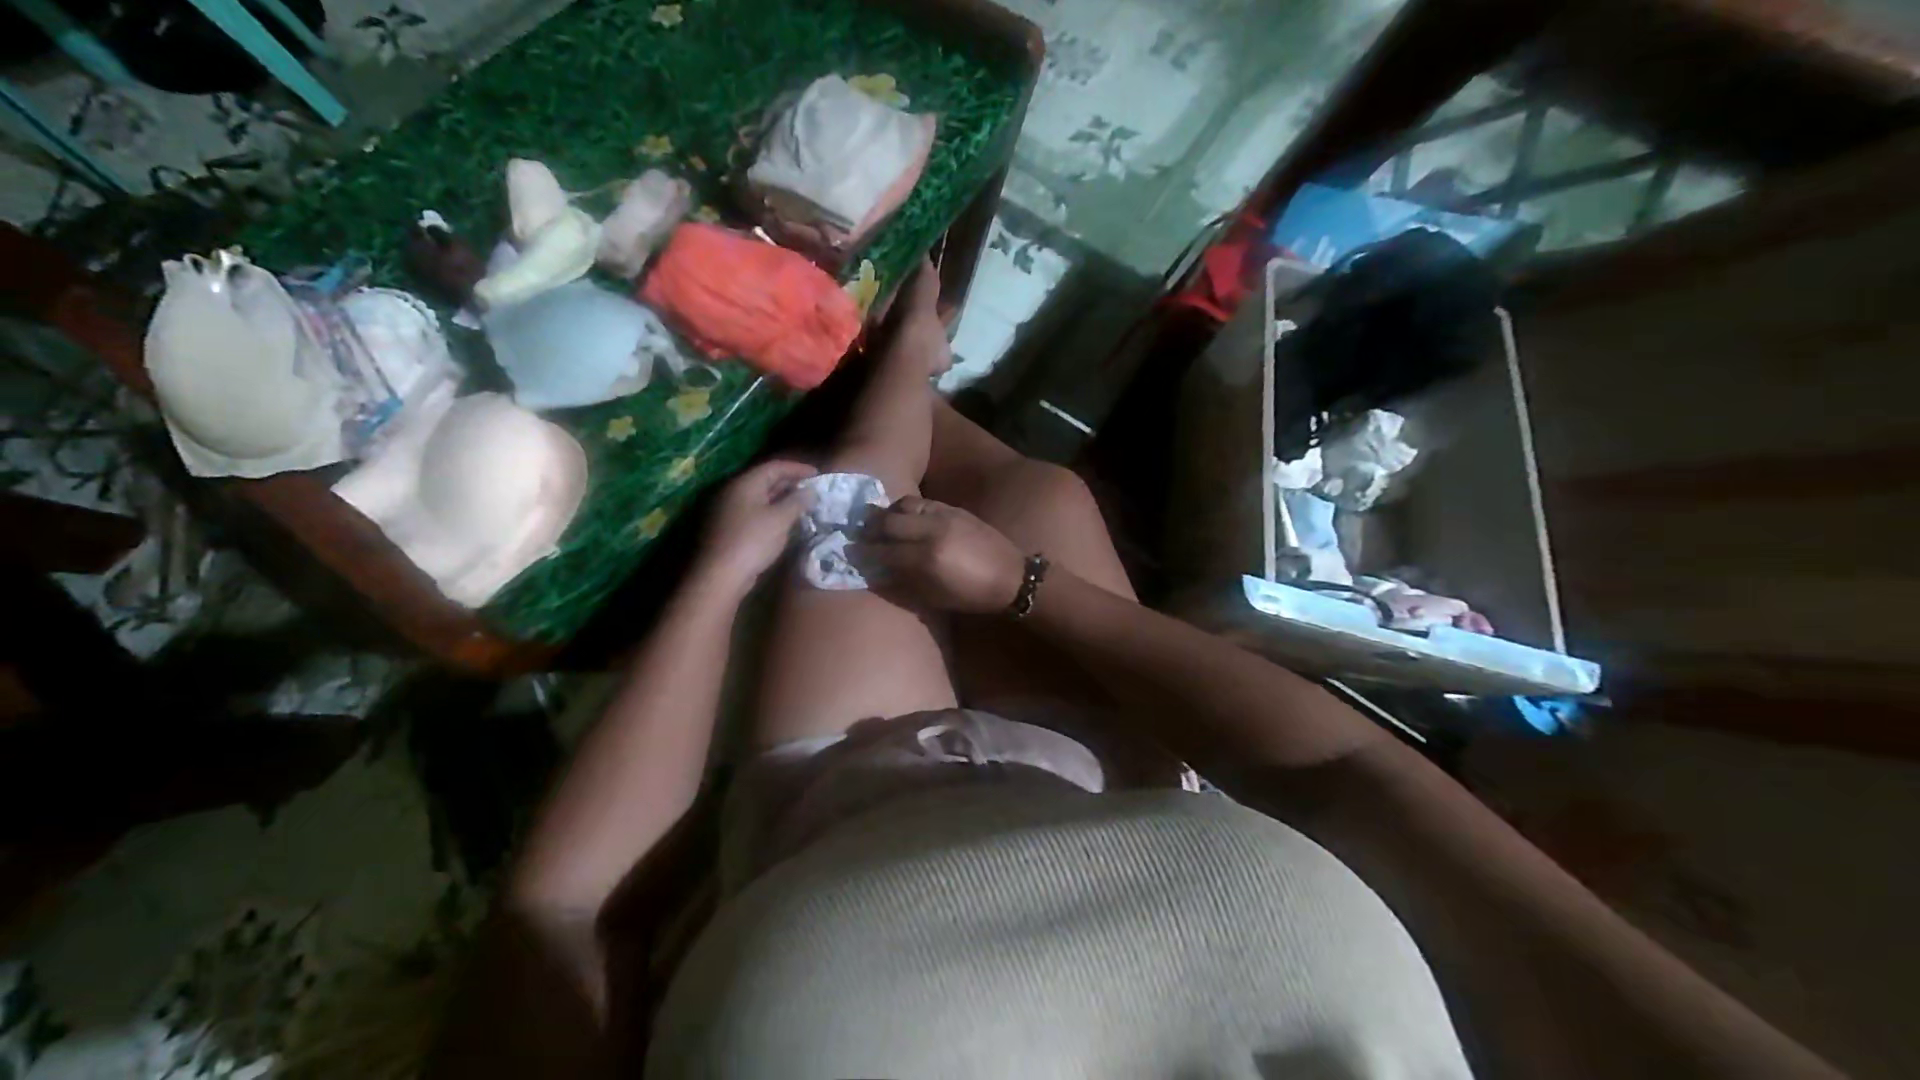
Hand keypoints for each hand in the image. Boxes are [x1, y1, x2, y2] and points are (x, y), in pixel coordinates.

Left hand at [698, 459, 815, 590]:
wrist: (721, 574)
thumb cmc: (753, 541)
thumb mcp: (780, 519)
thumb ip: (797, 502)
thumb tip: (810, 491)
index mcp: (745, 484)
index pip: (774, 467)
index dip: (797, 468)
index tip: (817, 474)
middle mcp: (734, 492)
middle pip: (765, 480)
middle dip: (790, 483)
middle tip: (812, 489)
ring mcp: (729, 510)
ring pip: (760, 497)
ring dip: (782, 498)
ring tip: (803, 505)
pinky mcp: (730, 528)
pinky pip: (755, 512)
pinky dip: (772, 512)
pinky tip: (785, 521)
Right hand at [851, 496, 1026, 613]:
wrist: (1012, 577)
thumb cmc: (971, 596)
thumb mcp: (934, 598)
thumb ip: (902, 582)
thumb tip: (875, 571)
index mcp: (926, 560)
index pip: (882, 552)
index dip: (862, 554)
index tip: (848, 554)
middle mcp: (932, 532)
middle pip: (886, 521)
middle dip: (869, 530)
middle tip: (860, 537)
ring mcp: (944, 516)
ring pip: (903, 505)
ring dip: (887, 514)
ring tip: (880, 524)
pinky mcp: (954, 509)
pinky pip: (922, 503)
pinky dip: (907, 509)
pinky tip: (904, 519)